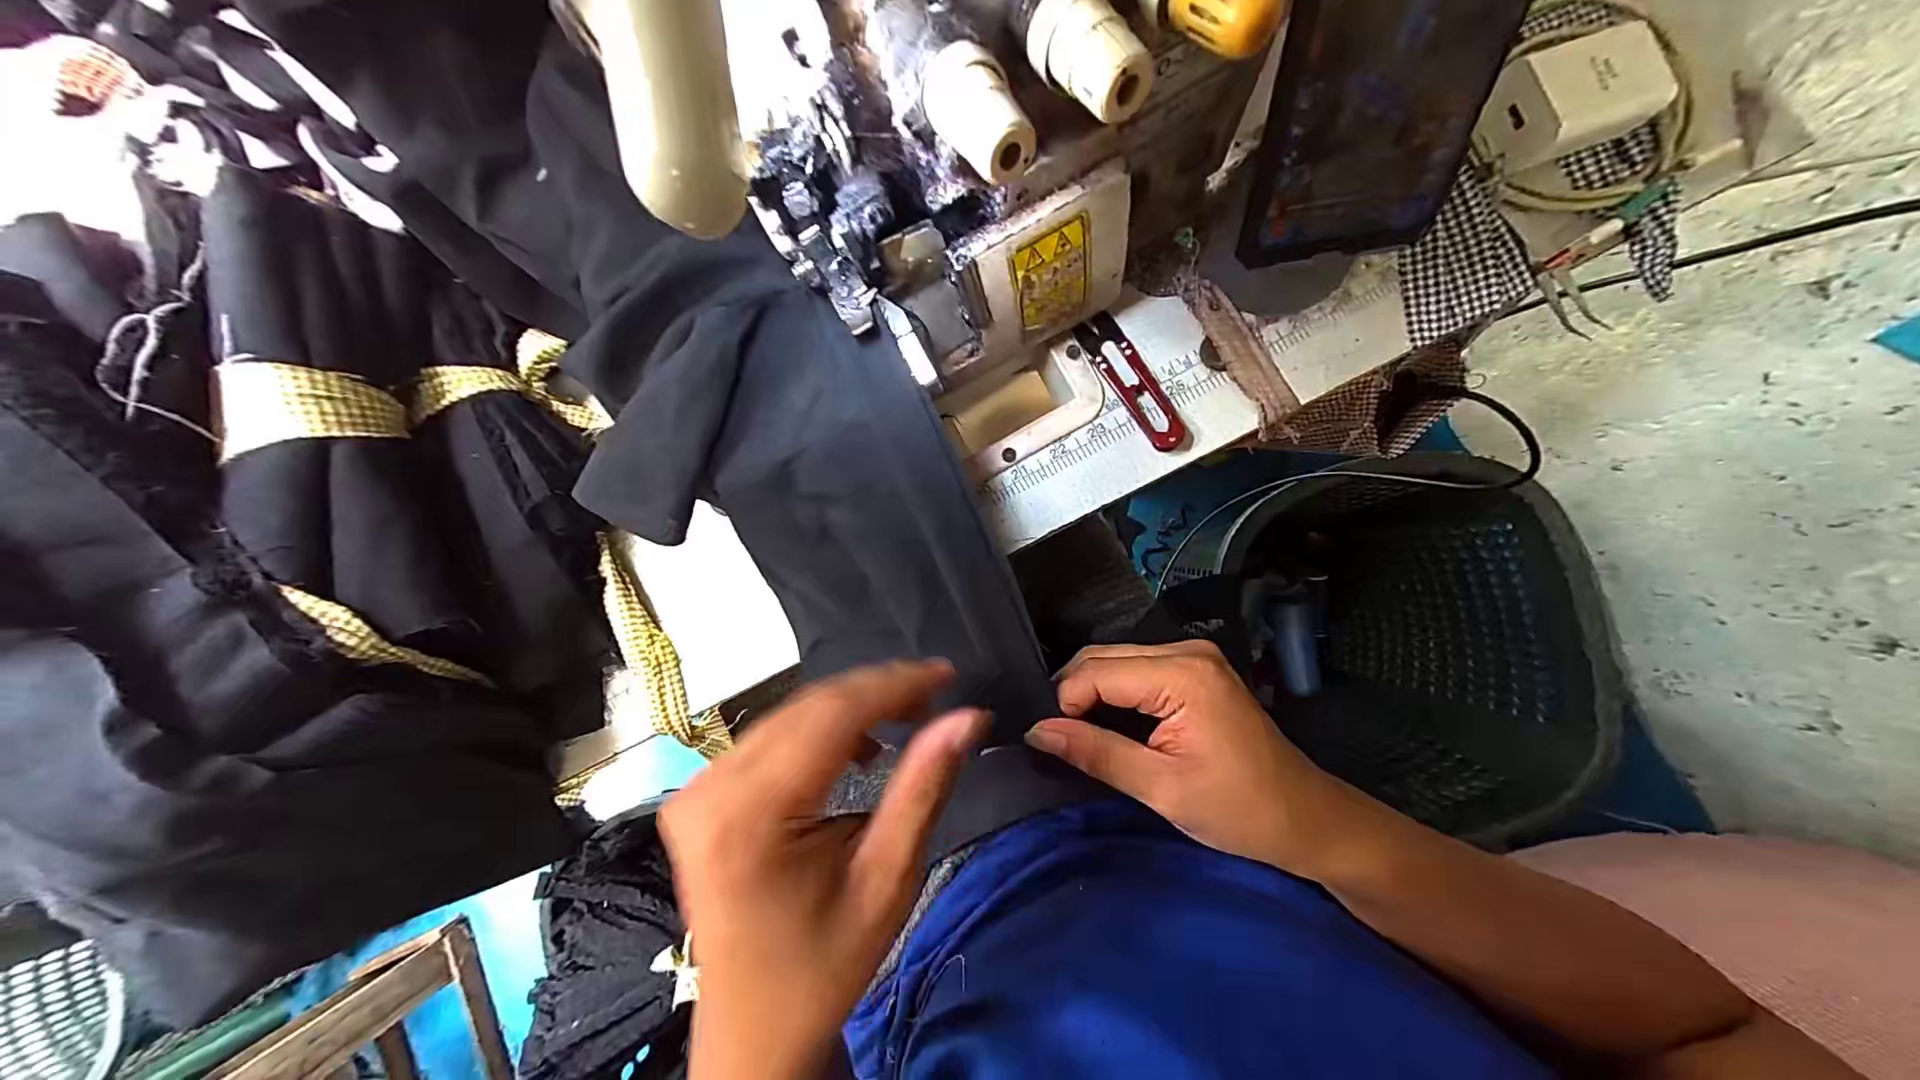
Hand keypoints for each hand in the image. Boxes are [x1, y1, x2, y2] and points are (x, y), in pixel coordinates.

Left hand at [660, 660, 987, 1079]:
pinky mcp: (700, 796)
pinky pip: (770, 737)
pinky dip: (819, 730)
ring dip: (851, 708)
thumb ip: (924, 789)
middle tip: (935, 697)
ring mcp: (697, 790)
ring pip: (790, 715)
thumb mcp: (886, 881)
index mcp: (751, 814)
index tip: (946, 675)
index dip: (895, 685)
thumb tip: (966, 719)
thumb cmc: (823, 966)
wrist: (752, 1030)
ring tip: (906, 718)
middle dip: (878, 693)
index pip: (831, 715)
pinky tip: (855, 748)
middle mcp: (711, 789)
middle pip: (808, 708)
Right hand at [1024, 641, 1385, 876]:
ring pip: (1115, 661)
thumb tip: (1038, 732)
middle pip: (1101, 658)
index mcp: (1182, 674)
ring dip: (1091, 694)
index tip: (1055, 746)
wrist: (1307, 818)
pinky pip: (1135, 669)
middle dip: (1073, 696)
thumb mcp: (1162, 788)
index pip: (1095, 672)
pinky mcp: (1195, 669)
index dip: (1065, 706)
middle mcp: (1186, 651)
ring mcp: (1193, 656)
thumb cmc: (1240, 810)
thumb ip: (1097, 753)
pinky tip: (1107, 723)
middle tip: (1061, 742)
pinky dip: (1113, 693)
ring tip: (1080, 735)